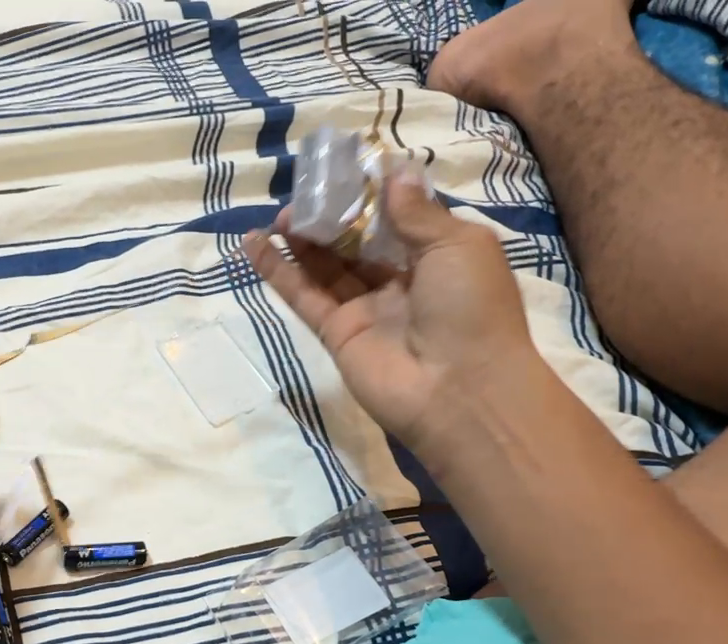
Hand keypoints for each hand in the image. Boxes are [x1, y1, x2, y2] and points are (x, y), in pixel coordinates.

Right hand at [242, 171, 552, 463]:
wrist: (457, 388)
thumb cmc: (472, 308)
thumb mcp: (457, 245)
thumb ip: (416, 212)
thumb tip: (392, 173)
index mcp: (437, 256)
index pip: (396, 218)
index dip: (369, 195)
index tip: (343, 171)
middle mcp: (399, 280)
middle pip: (355, 241)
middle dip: (329, 216)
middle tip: (302, 195)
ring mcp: (363, 308)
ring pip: (325, 266)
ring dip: (301, 239)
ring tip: (278, 216)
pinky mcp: (334, 332)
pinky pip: (303, 295)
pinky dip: (278, 271)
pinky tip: (256, 245)